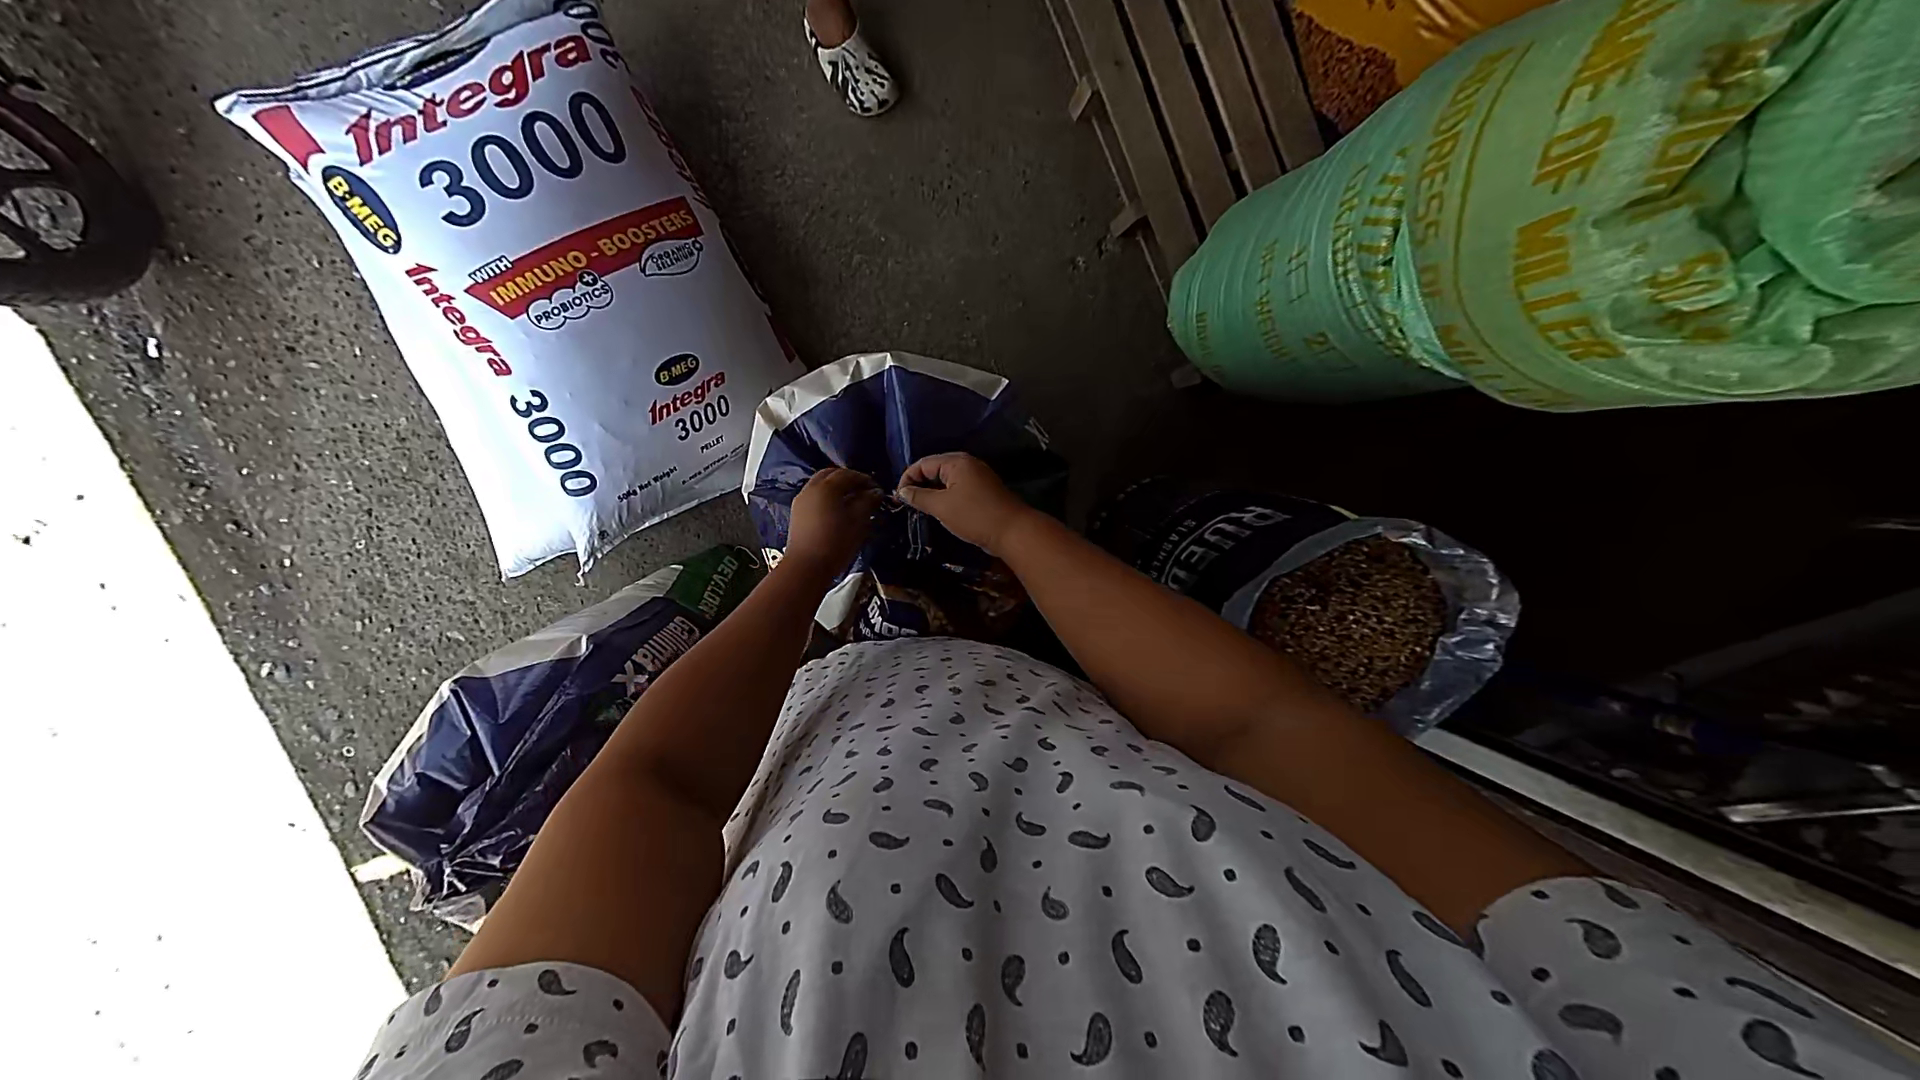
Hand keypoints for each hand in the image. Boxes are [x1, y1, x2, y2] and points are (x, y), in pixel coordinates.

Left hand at [784, 467, 881, 576]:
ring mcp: (802, 500)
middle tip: (863, 490)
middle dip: (848, 479)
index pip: (848, 474)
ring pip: (821, 485)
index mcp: (827, 487)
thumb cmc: (836, 542)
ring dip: (836, 488)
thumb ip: (868, 502)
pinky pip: (815, 496)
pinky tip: (838, 510)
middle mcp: (811, 488)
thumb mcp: (859, 521)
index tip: (877, 489)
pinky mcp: (797, 513)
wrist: (807, 567)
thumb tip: (876, 492)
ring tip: (852, 501)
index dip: (864, 479)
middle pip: (831, 475)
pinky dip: (827, 497)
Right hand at [896, 453, 1038, 555]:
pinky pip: (958, 488)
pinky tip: (942, 511)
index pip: (923, 463)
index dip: (907, 479)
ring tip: (922, 509)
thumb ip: (919, 497)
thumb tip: (902, 492)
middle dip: (919, 485)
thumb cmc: (974, 516)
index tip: (898, 498)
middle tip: (908, 505)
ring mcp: (977, 477)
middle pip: (935, 469)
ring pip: (947, 480)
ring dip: (933, 492)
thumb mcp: (942, 507)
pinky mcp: (983, 490)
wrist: (1012, 531)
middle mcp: (967, 464)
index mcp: (956, 462)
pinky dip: (946, 497)